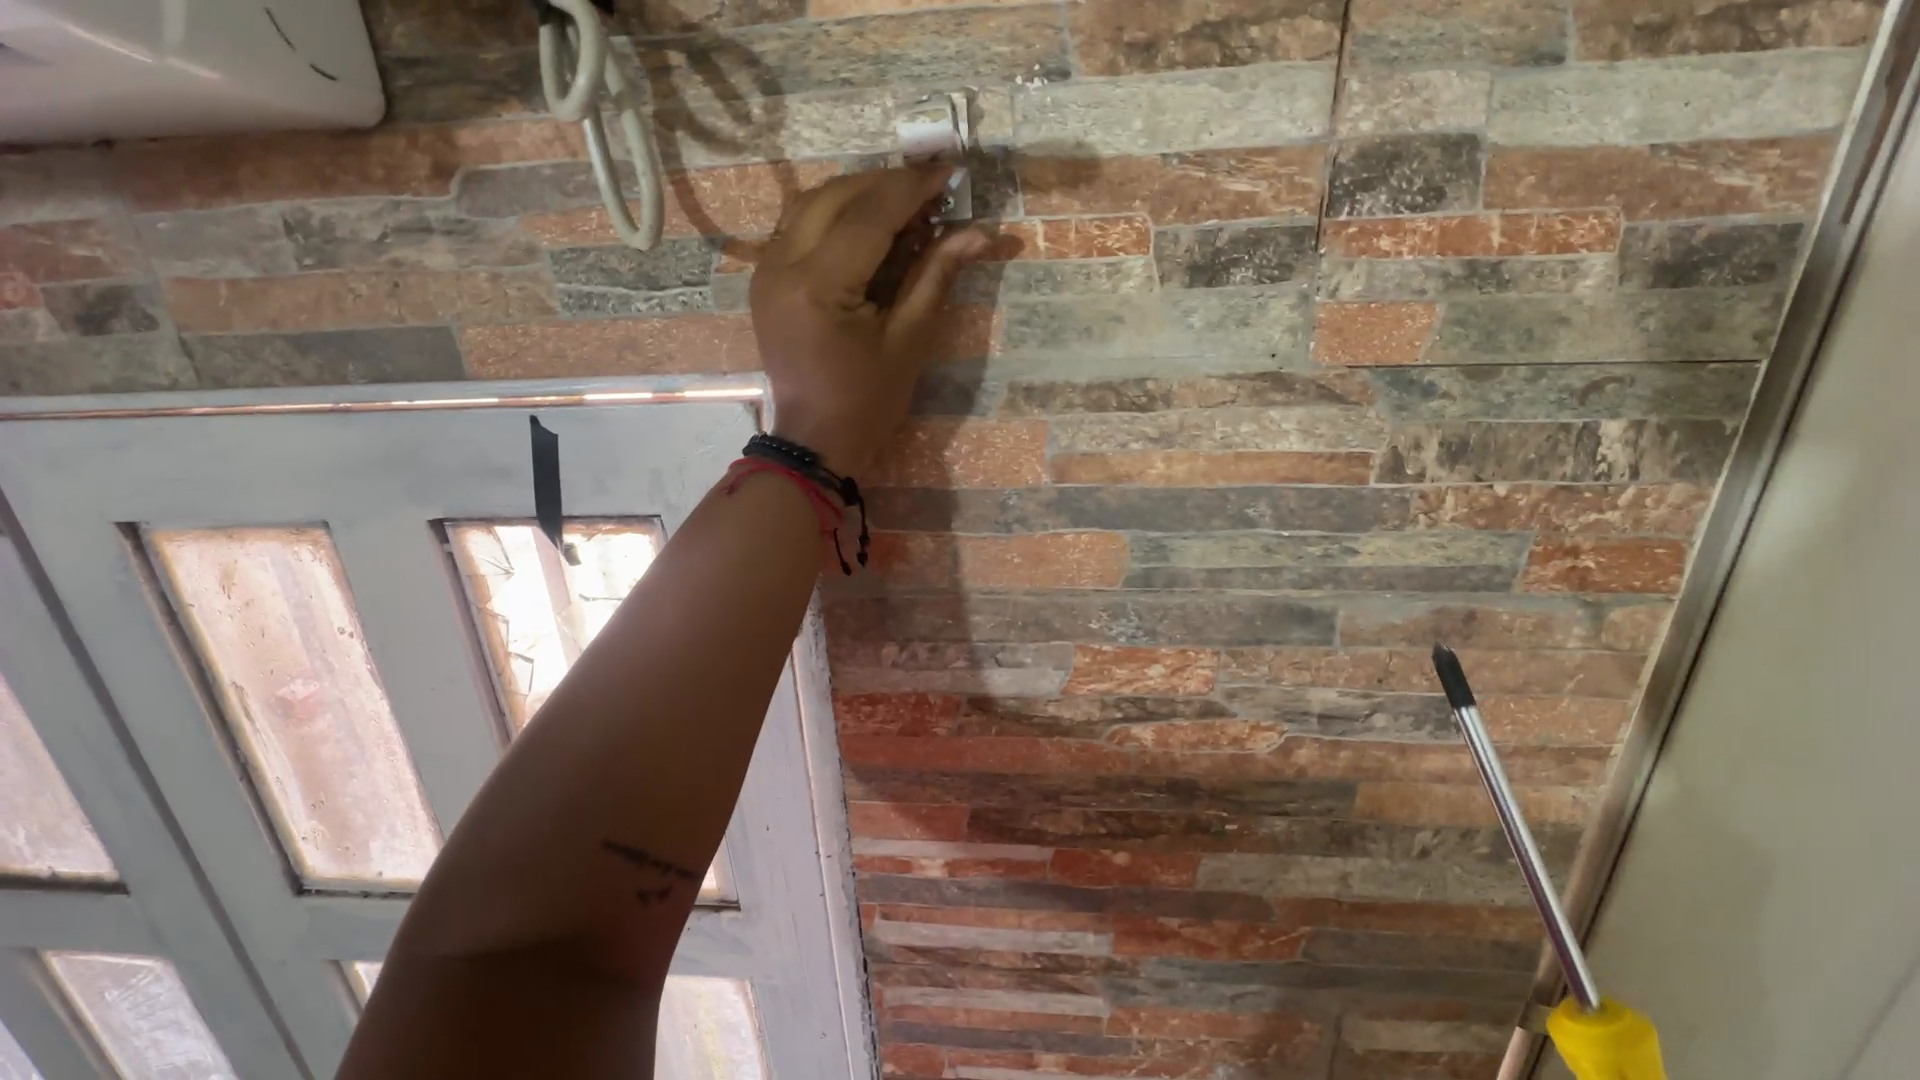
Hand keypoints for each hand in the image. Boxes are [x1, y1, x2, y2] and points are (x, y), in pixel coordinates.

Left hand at [749, 166, 990, 476]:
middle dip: (885, 184)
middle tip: (930, 188)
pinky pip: (798, 225)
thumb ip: (936, 277)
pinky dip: (834, 213)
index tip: (950, 172)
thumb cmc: (867, 402)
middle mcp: (781, 266)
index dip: (913, 189)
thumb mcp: (909, 342)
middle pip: (835, 196)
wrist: (813, 440)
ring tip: (903, 203)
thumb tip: (980, 232)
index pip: (869, 215)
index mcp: (818, 286)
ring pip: (811, 203)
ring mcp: (766, 270)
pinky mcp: (765, 278)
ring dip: (858, 193)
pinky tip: (867, 226)